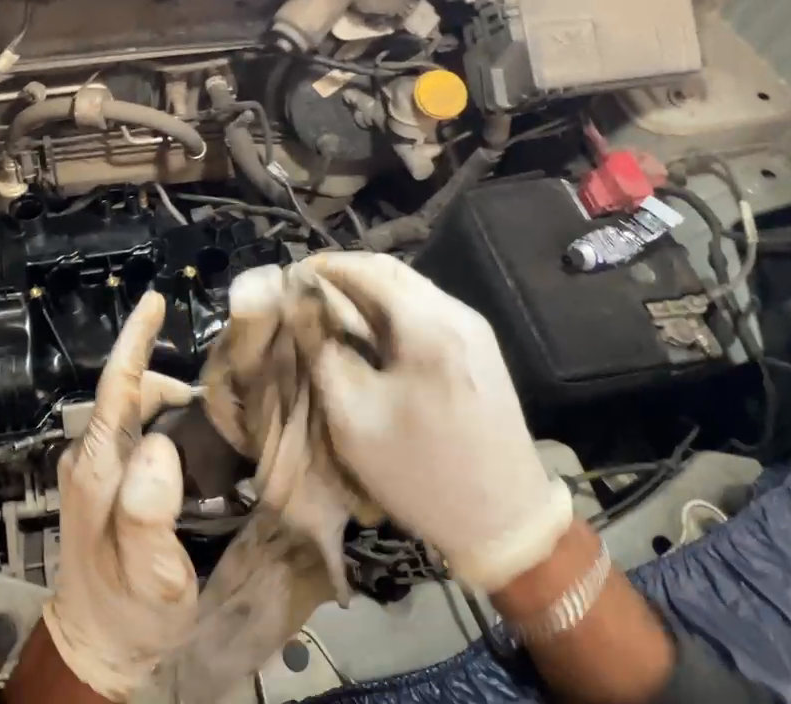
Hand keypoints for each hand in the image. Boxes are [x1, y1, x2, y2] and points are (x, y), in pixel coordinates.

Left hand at [42, 292, 198, 700]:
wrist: (99, 646)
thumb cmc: (129, 610)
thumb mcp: (148, 568)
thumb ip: (149, 506)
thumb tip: (161, 443)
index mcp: (98, 466)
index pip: (115, 387)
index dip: (134, 341)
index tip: (153, 301)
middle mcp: (89, 458)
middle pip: (131, 396)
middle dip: (172, 390)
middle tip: (220, 414)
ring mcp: (93, 471)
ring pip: (135, 416)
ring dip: (172, 415)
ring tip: (213, 443)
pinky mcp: (103, 484)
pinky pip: (135, 438)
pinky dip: (165, 432)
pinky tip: (193, 459)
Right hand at [294, 252, 572, 592]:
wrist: (506, 521)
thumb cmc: (419, 472)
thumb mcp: (353, 417)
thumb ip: (322, 352)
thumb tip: (299, 306)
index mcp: (427, 326)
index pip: (365, 269)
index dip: (320, 268)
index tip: (285, 281)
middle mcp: (456, 313)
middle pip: (391, 271)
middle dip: (343, 274)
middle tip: (303, 294)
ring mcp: (474, 329)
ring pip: (410, 287)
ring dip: (367, 290)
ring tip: (328, 313)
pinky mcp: (480, 348)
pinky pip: (426, 309)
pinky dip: (391, 309)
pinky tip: (368, 333)